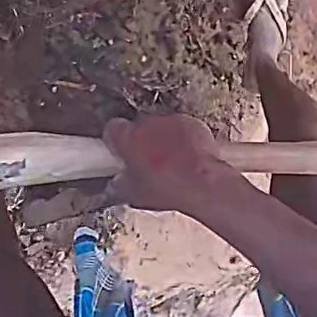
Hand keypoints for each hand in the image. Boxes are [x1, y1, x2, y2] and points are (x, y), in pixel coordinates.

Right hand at [103, 114, 239, 213]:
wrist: (203, 184)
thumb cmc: (169, 189)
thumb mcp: (134, 195)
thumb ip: (120, 182)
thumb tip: (118, 182)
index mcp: (128, 138)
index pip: (112, 129)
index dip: (115, 142)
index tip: (119, 152)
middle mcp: (149, 123)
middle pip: (139, 128)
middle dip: (141, 143)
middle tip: (147, 164)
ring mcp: (172, 122)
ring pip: (162, 128)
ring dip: (163, 141)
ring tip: (170, 164)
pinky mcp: (192, 124)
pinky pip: (182, 130)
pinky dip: (183, 140)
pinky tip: (187, 159)